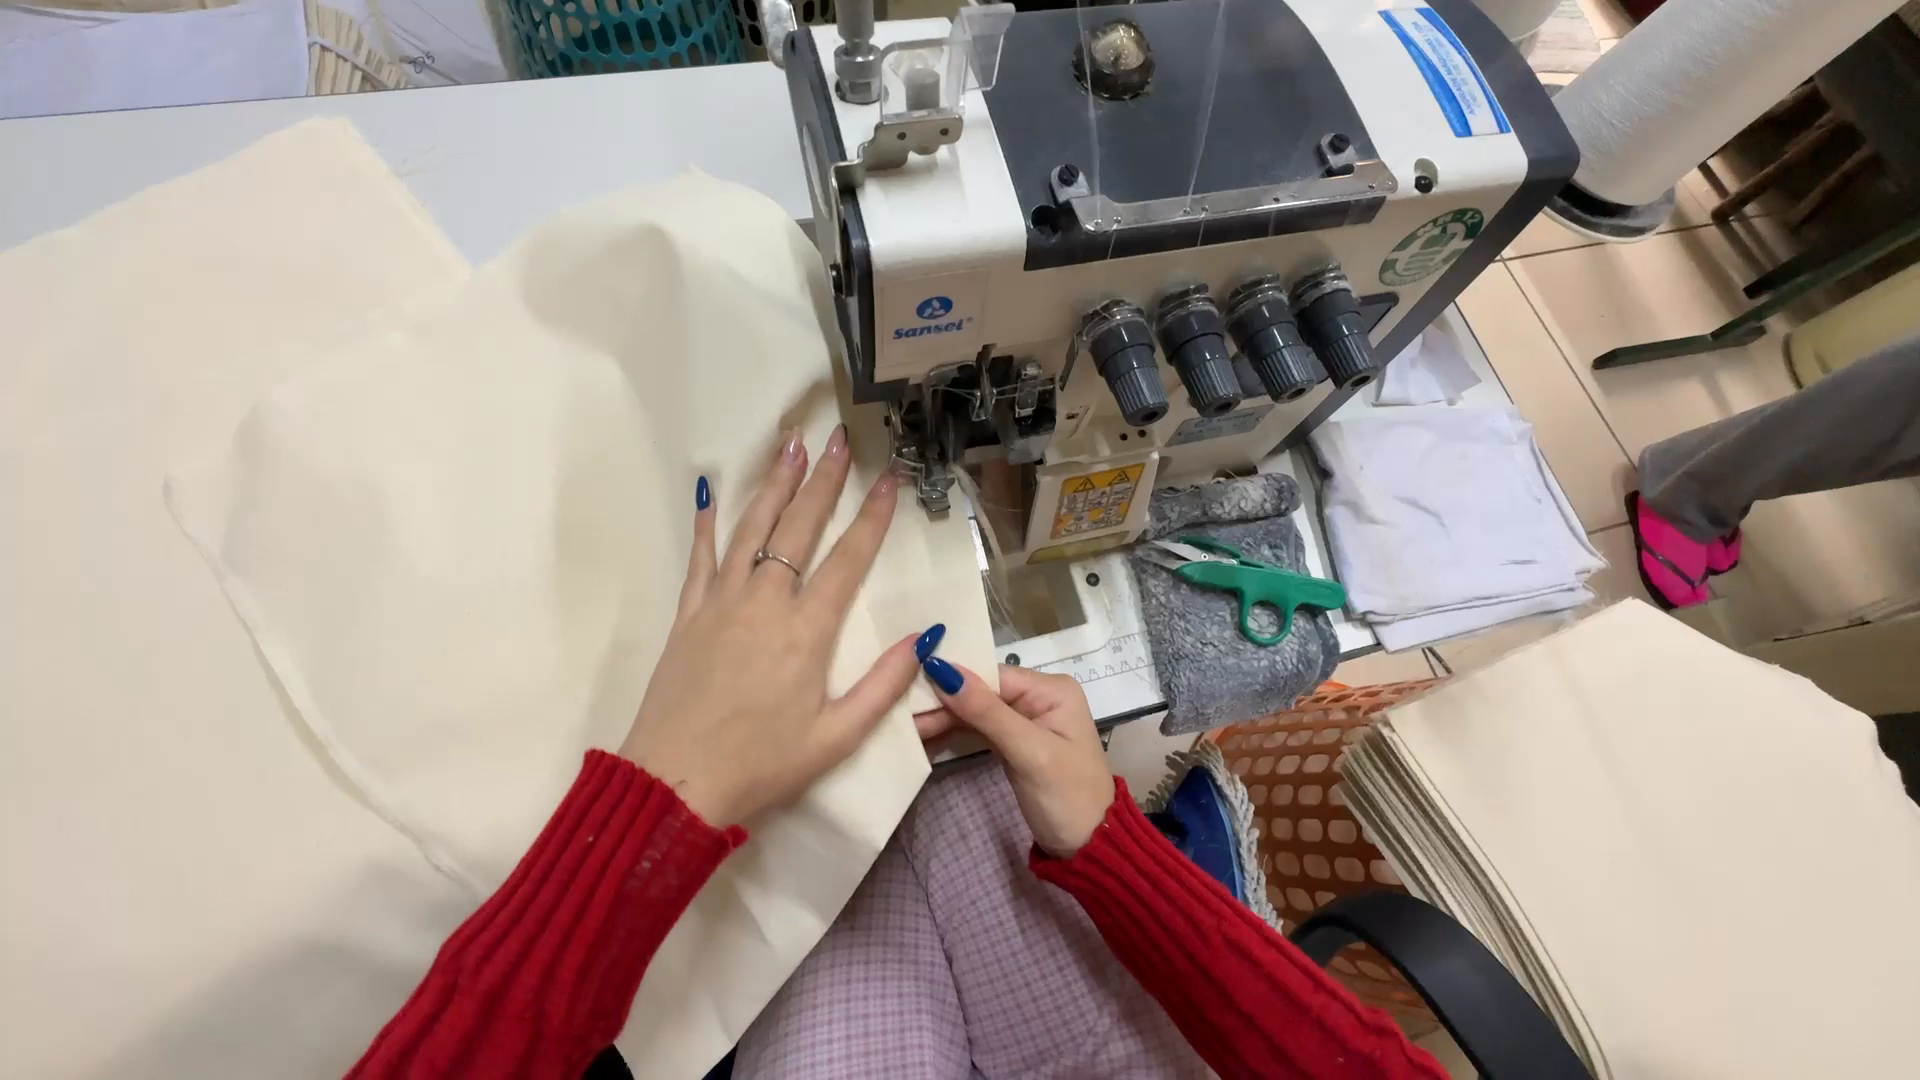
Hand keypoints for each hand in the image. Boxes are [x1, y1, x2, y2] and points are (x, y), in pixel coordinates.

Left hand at [619, 425, 925, 825]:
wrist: (673, 785)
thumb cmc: (762, 765)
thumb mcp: (836, 737)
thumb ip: (884, 685)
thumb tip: (924, 638)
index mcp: (808, 631)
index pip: (849, 558)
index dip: (873, 516)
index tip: (890, 479)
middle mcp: (766, 603)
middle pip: (799, 528)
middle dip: (824, 481)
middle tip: (838, 439)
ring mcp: (721, 602)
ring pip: (752, 529)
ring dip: (774, 486)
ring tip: (790, 447)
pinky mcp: (688, 613)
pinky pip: (700, 557)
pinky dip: (708, 522)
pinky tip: (713, 491)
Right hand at [914, 663, 1115, 856]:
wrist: (1091, 849)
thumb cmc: (1068, 797)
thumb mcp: (1029, 753)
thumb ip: (987, 712)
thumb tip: (944, 670)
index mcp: (1051, 689)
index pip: (993, 675)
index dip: (953, 680)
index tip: (909, 687)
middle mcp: (1038, 696)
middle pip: (981, 689)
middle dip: (944, 701)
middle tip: (901, 713)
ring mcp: (1025, 719)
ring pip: (976, 709)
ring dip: (944, 716)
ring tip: (907, 724)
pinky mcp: (1013, 741)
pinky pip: (979, 728)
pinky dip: (955, 732)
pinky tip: (926, 734)